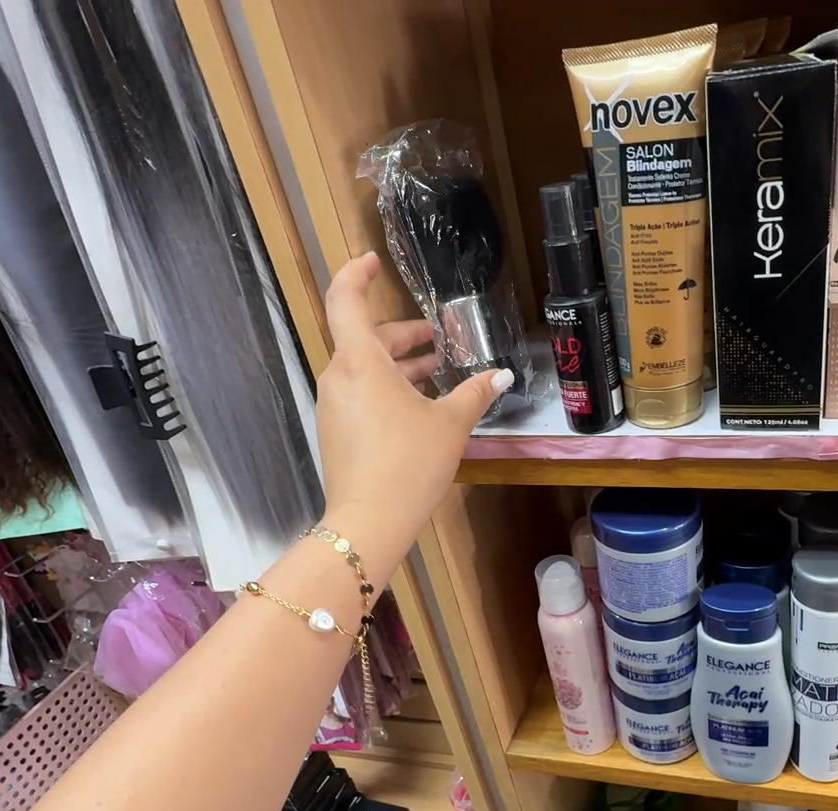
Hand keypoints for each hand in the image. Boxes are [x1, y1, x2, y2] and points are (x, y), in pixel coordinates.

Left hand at [316, 252, 510, 552]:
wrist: (369, 523)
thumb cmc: (410, 463)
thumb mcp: (451, 425)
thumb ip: (475, 394)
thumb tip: (503, 376)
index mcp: (360, 363)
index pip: (345, 300)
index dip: (356, 273)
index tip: (372, 260)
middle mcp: (339, 378)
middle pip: (365, 339)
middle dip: (403, 335)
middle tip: (439, 340)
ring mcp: (334, 407)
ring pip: (365, 370)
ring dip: (399, 366)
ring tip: (438, 374)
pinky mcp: (337, 432)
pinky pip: (361, 396)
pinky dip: (388, 390)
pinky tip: (419, 409)